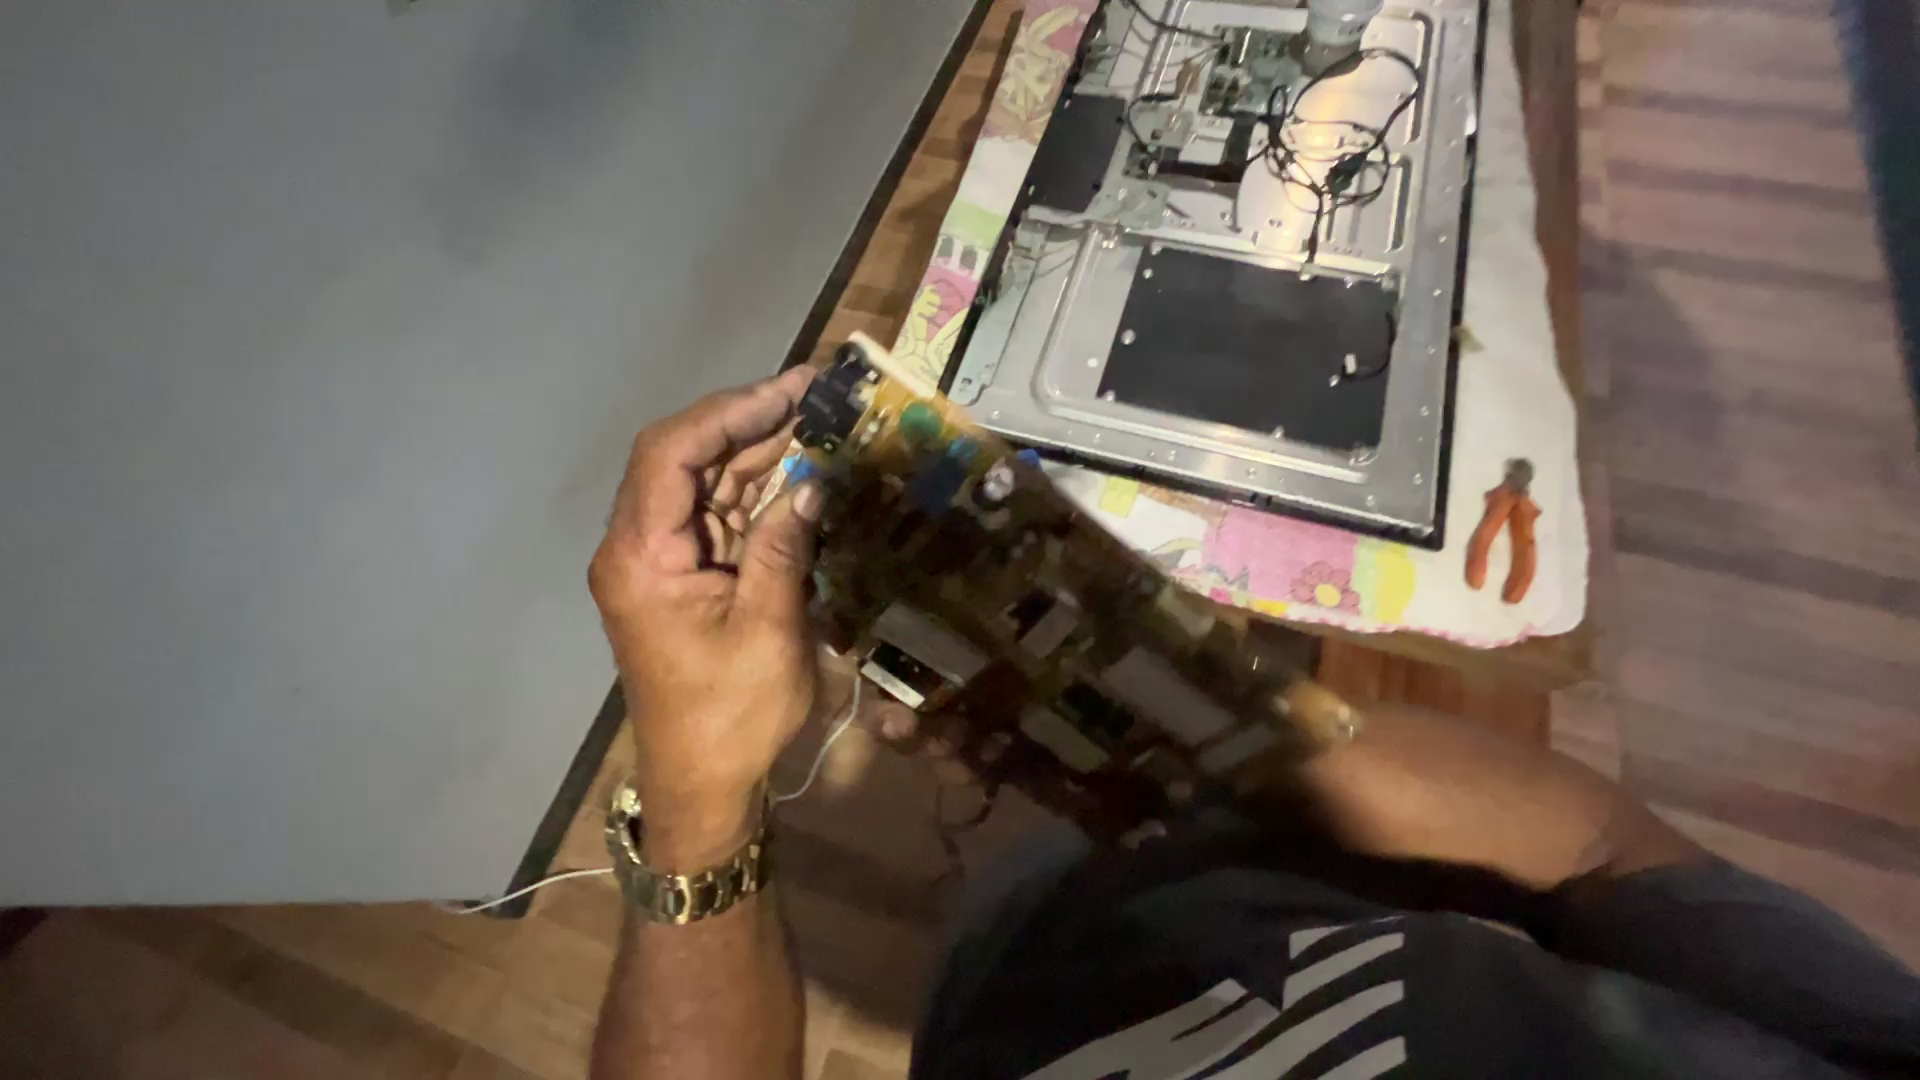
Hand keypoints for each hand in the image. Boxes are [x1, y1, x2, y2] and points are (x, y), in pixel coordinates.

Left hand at [589, 367, 822, 867]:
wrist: (703, 783)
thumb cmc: (731, 716)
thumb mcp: (769, 630)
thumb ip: (785, 548)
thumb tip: (812, 481)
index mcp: (641, 557)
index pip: (670, 454)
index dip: (728, 413)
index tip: (789, 393)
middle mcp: (640, 547)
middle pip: (685, 459)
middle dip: (749, 423)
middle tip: (815, 395)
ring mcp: (662, 560)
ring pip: (705, 483)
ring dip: (757, 452)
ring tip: (817, 421)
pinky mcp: (687, 575)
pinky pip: (720, 517)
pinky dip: (759, 492)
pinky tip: (800, 470)